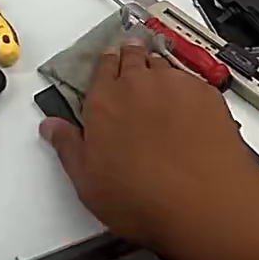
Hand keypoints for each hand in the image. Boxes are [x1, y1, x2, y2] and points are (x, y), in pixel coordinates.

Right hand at [40, 40, 258, 254]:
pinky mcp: (207, 94)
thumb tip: (51, 127)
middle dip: (131, 55)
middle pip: (133, 56)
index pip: (102, 67)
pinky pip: (192, 80)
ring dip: (158, 68)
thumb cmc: (143, 198)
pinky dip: (187, 87)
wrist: (204, 204)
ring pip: (162, 63)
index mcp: (104, 100)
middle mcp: (138, 84)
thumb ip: (68, 147)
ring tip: (160, 79)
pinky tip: (189, 105)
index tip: (109, 61)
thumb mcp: (89, 182)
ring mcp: (175, 85)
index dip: (106, 63)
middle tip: (133, 55)